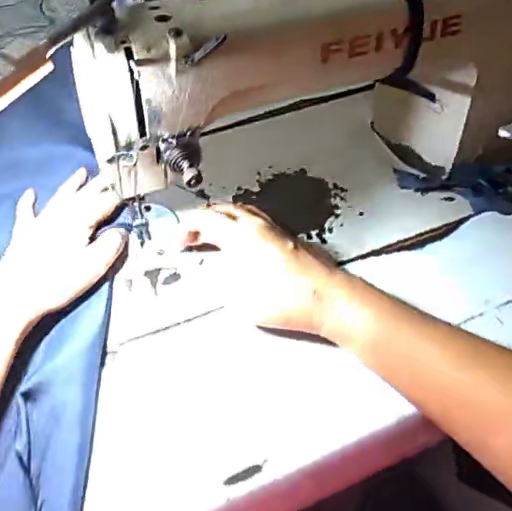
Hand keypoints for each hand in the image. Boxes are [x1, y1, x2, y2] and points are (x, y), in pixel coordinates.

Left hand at [0, 169, 126, 325]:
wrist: (13, 296)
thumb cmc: (56, 283)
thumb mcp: (92, 268)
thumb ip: (111, 246)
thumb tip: (123, 230)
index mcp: (81, 220)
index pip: (106, 201)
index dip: (121, 194)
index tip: (133, 188)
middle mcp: (62, 214)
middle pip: (85, 193)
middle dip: (101, 182)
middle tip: (113, 173)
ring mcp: (41, 220)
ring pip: (61, 195)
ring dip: (72, 184)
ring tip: (82, 172)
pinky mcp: (23, 231)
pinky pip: (27, 210)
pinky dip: (29, 201)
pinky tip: (30, 192)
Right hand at [178, 203, 346, 337]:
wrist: (330, 299)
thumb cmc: (288, 301)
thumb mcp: (241, 299)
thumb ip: (220, 281)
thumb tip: (208, 270)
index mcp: (243, 235)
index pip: (207, 220)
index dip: (188, 228)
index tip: (180, 241)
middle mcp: (257, 225)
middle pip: (223, 209)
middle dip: (203, 220)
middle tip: (193, 236)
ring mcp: (275, 228)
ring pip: (241, 210)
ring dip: (222, 218)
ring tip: (213, 234)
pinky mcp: (288, 236)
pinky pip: (255, 218)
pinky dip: (239, 222)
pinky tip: (241, 239)